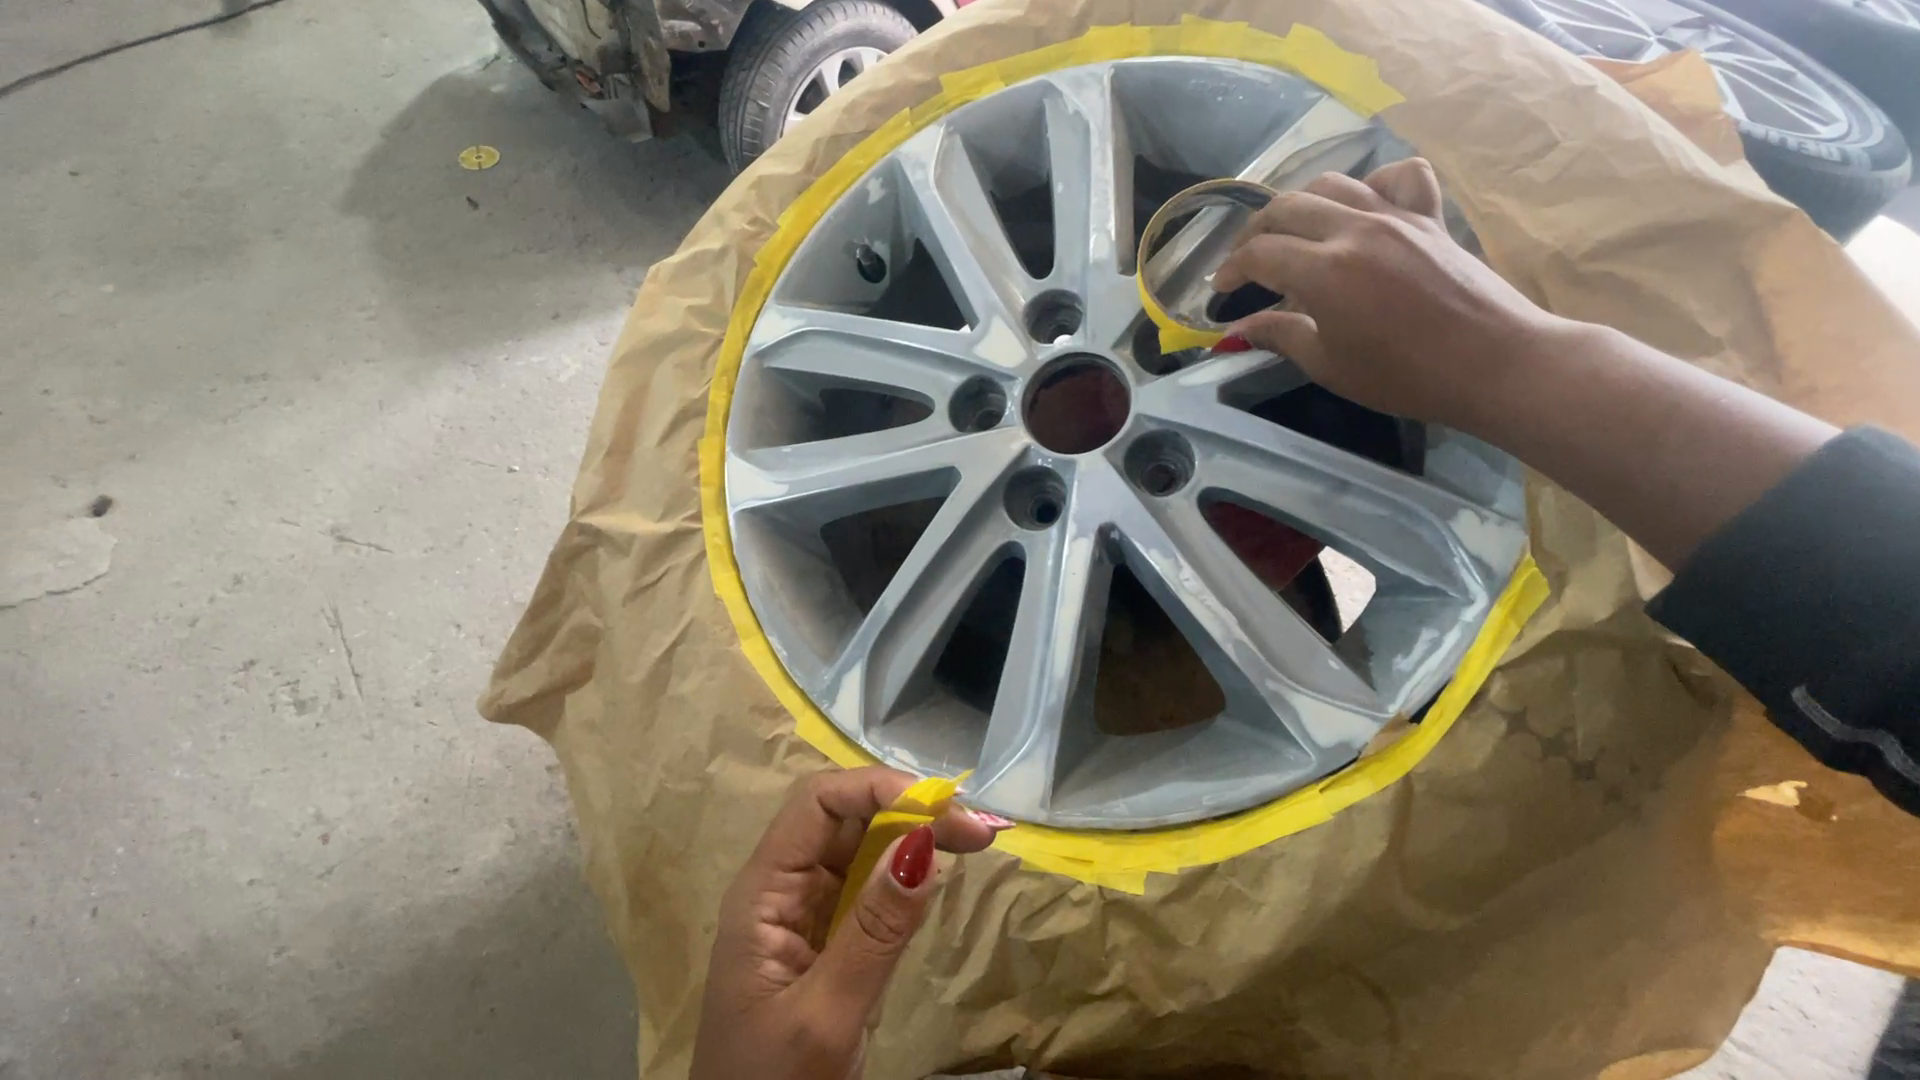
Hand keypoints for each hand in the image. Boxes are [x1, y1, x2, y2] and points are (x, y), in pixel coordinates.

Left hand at [690, 767, 1009, 1079]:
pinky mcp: (830, 939)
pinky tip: (942, 871)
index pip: (819, 803)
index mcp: (764, 891)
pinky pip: (871, 887)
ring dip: (917, 835)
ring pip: (863, 848)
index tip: (944, 807)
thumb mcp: (824, 1016)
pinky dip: (909, 872)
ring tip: (975, 839)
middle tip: (980, 829)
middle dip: (911, 809)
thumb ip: (874, 931)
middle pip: (846, 817)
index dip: (879, 788)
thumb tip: (926, 845)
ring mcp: (807, 913)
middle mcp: (784, 887)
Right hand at [1211, 158, 1558, 428]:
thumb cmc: (1403, 375)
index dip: (1232, 269)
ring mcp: (1396, 216)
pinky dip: (1374, 182)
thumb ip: (1279, 336)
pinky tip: (1364, 205)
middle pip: (1287, 208)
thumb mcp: (1327, 363)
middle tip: (1243, 259)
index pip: (1260, 253)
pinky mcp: (1430, 216)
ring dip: (1300, 204)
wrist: (1493, 363)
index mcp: (1324, 271)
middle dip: (1254, 231)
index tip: (1220, 290)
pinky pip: (1399, 175)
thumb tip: (1235, 332)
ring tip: (1290, 231)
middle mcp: (1355, 229)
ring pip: (1332, 183)